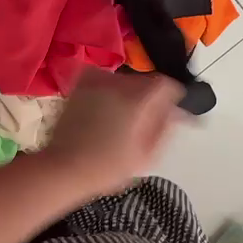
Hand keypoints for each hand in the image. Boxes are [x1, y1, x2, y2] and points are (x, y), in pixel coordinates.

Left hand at [41, 70, 183, 196]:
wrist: (66, 167)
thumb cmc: (108, 167)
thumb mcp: (146, 155)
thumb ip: (164, 129)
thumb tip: (176, 113)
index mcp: (139, 101)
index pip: (166, 85)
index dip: (173, 97)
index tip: (173, 112)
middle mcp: (119, 85)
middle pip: (145, 80)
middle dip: (152, 96)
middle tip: (149, 118)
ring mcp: (96, 84)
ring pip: (123, 78)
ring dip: (130, 90)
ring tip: (126, 112)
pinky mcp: (78, 87)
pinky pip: (98, 75)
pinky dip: (106, 82)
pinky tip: (106, 98)